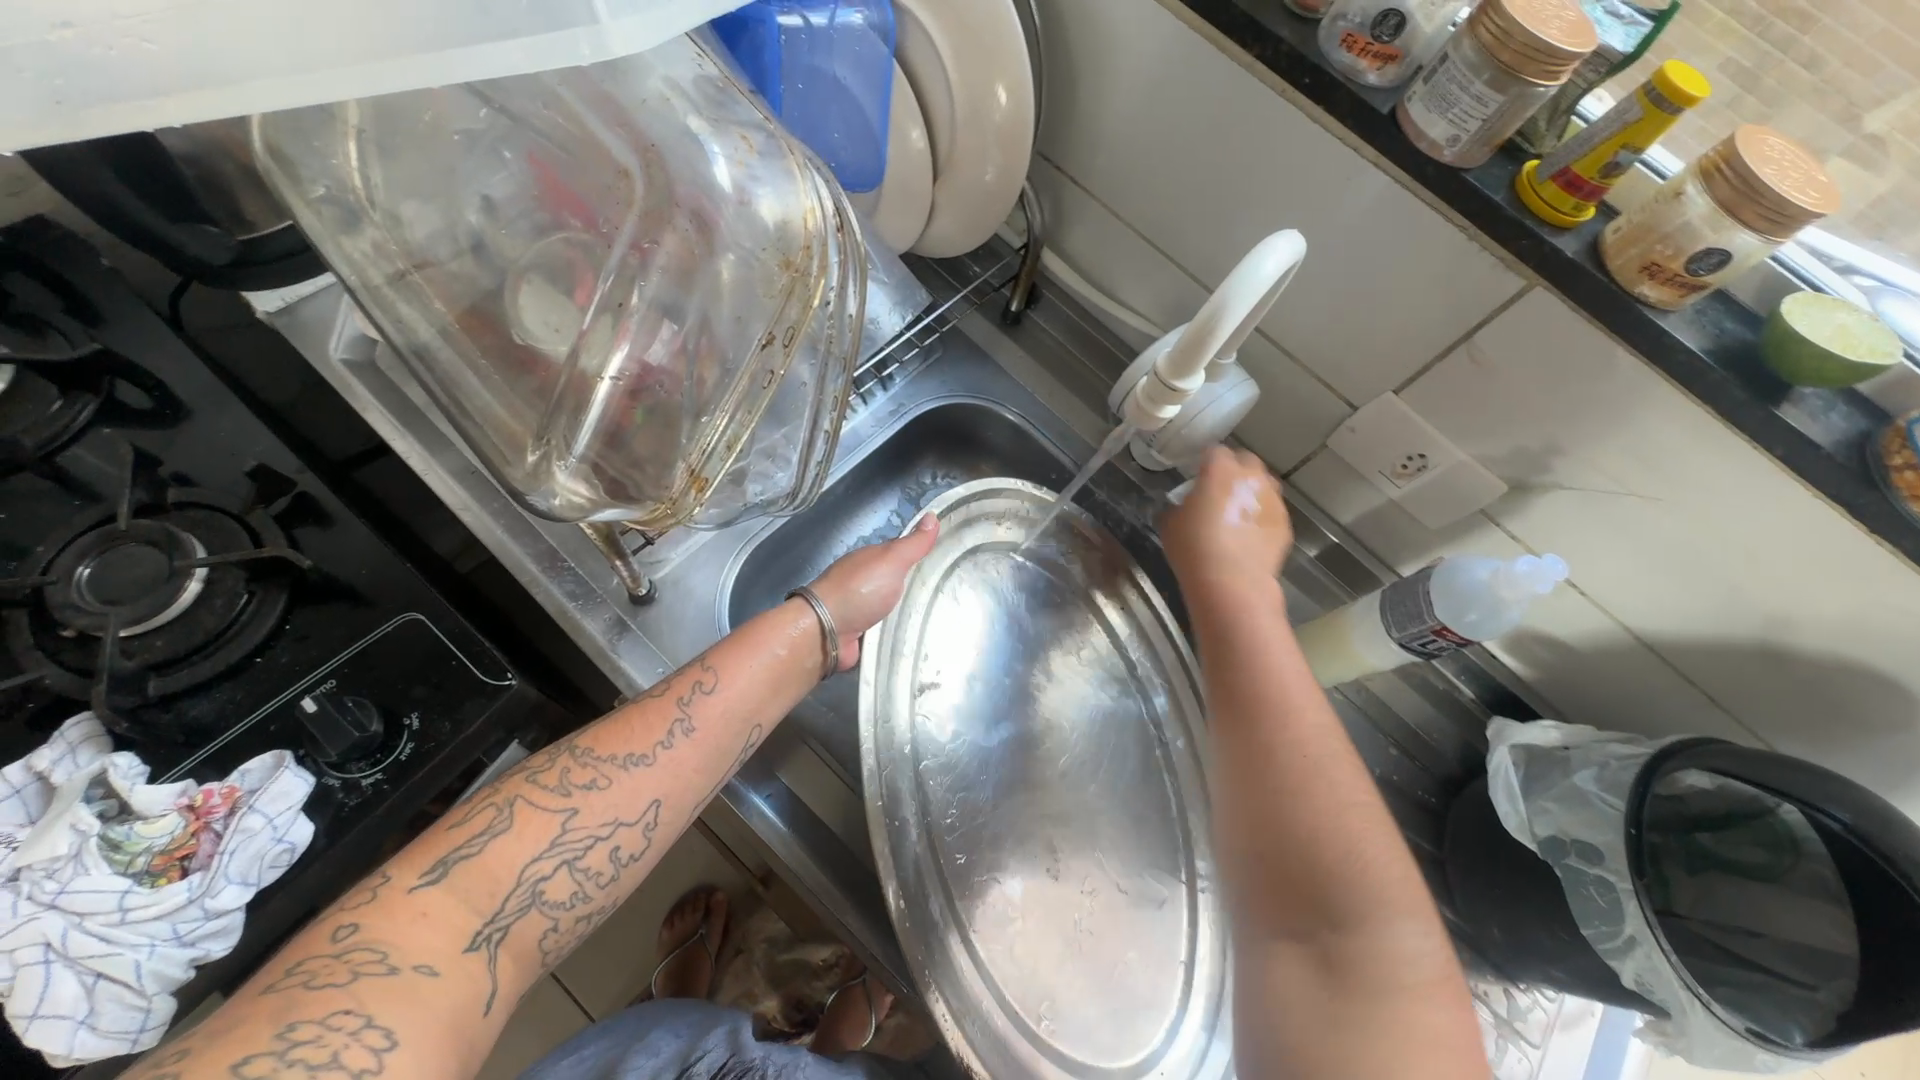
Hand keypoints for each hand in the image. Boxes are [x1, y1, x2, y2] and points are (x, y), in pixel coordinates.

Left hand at [806, 514, 939, 670]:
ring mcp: (862, 610)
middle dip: (921, 589)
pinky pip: (889, 632)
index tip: (950, 565)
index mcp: (871, 560)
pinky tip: (922, 638)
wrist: (826, 631)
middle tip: (953, 597)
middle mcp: (866, 583)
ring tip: (945, 621)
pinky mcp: (863, 635)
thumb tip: (933, 515)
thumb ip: (913, 544)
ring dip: (912, 614)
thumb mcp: (891, 560)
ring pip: (895, 609)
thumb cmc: (860, 590)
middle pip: (900, 583)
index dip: (923, 557)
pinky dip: (901, 634)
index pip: (903, 554)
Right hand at [1161, 446, 1291, 599]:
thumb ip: (1178, 506)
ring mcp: (1273, 500)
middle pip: (1246, 461)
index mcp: (1220, 470)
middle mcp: (1251, 478)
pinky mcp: (1285, 523)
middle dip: (1233, 470)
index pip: (1215, 451)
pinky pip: (1272, 511)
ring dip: (1251, 490)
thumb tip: (1183, 506)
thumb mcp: (1170, 524)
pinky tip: (1249, 534)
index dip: (1205, 461)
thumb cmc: (1194, 549)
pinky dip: (1261, 516)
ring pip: (1264, 484)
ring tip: (1237, 510)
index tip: (1197, 473)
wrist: (1232, 583)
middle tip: (1218, 489)